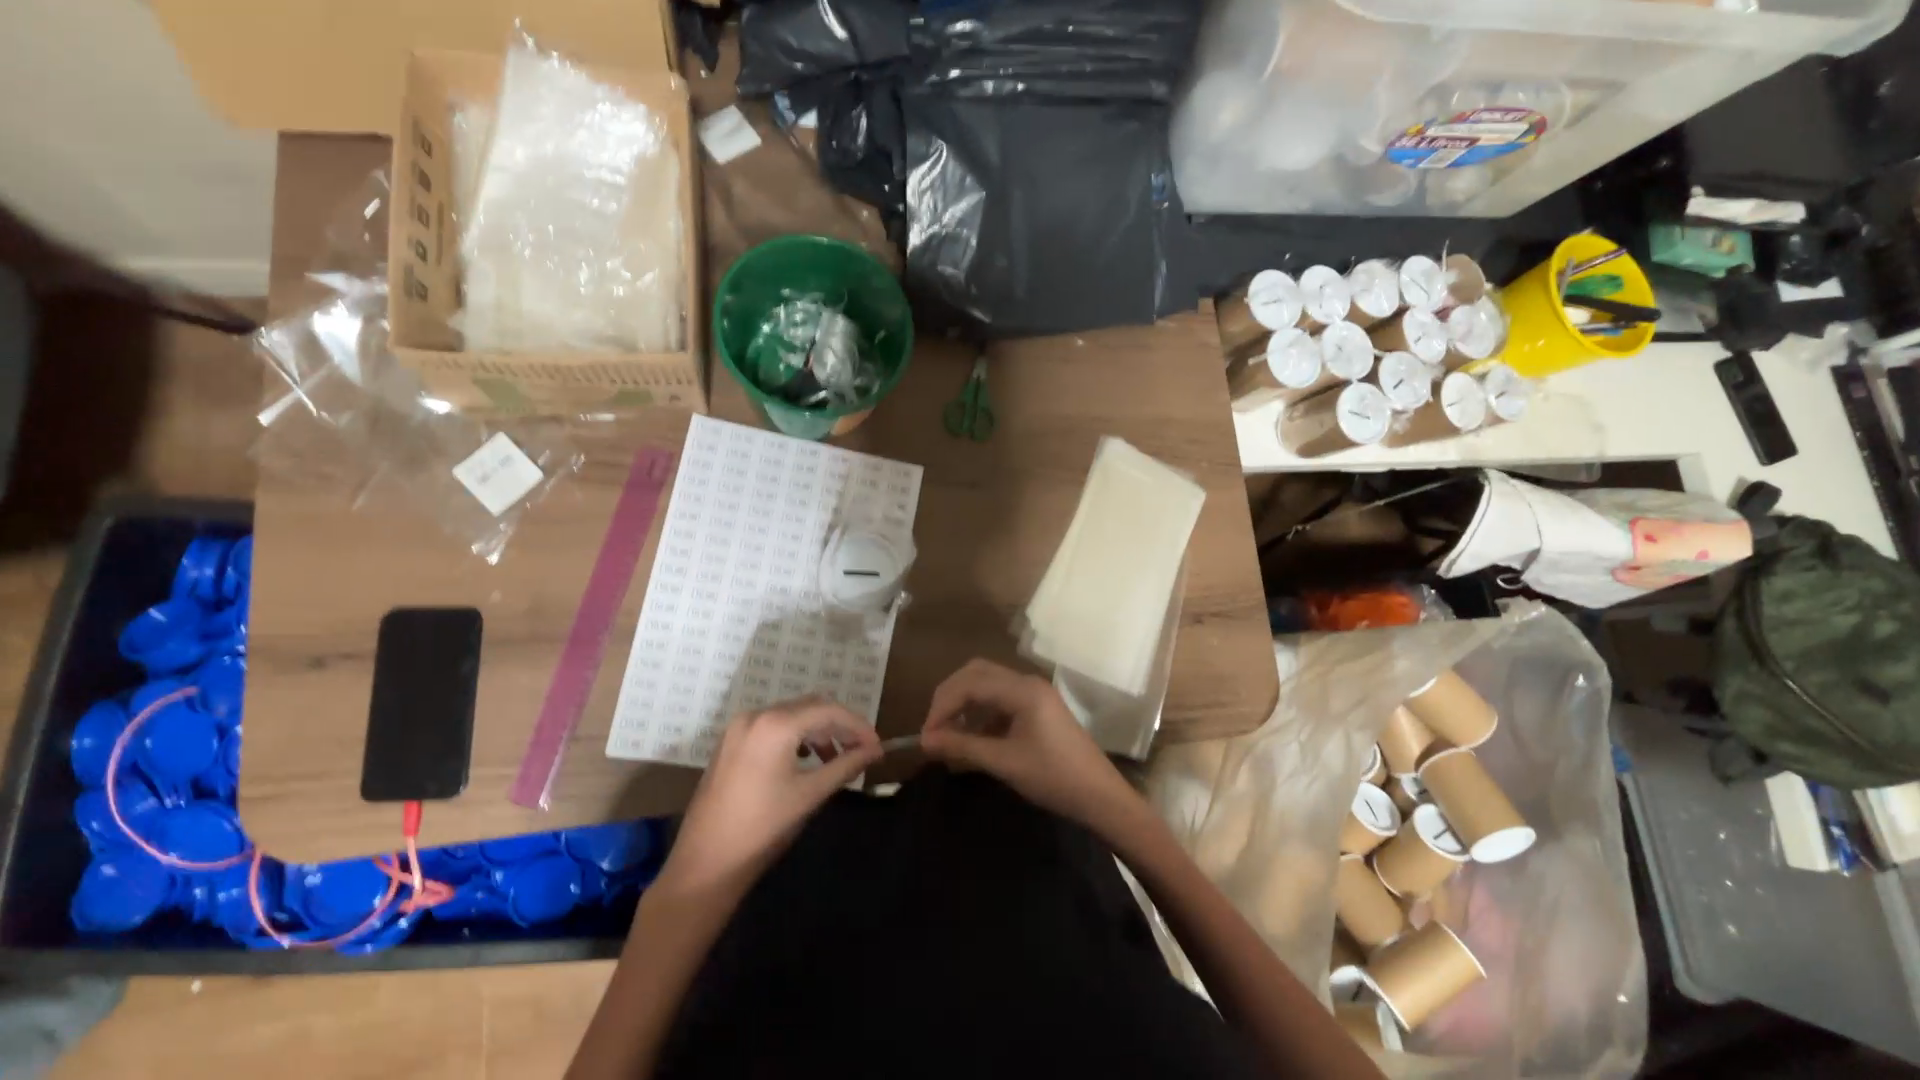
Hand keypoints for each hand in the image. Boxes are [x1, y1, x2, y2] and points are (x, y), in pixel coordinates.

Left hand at [657, 698, 881, 900]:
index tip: (878, 747)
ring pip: (790, 716)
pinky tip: (806, 761)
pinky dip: (794, 737)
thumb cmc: (763, 827)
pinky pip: (771, 727)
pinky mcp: (729, 743)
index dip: (858, 726)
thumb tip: (875, 751)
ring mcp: (738, 728)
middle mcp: (755, 716)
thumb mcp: (810, 794)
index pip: (828, 711)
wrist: (706, 860)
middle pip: (809, 707)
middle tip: (863, 750)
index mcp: (776, 724)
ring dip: (817, 732)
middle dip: (839, 726)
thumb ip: (846, 766)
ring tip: (837, 760)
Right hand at [919, 659, 1141, 833]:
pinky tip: (971, 741)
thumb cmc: (1053, 777)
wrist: (1100, 796)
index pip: (969, 684)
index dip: (942, 706)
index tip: (926, 736)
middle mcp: (1027, 683)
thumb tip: (924, 740)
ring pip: (988, 686)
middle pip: (976, 674)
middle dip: (950, 698)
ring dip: (964, 705)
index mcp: (1022, 690)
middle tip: (933, 728)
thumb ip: (962, 746)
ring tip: (948, 736)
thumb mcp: (1004, 762)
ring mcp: (1034, 695)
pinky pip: (1000, 701)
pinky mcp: (1038, 709)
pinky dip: (980, 716)